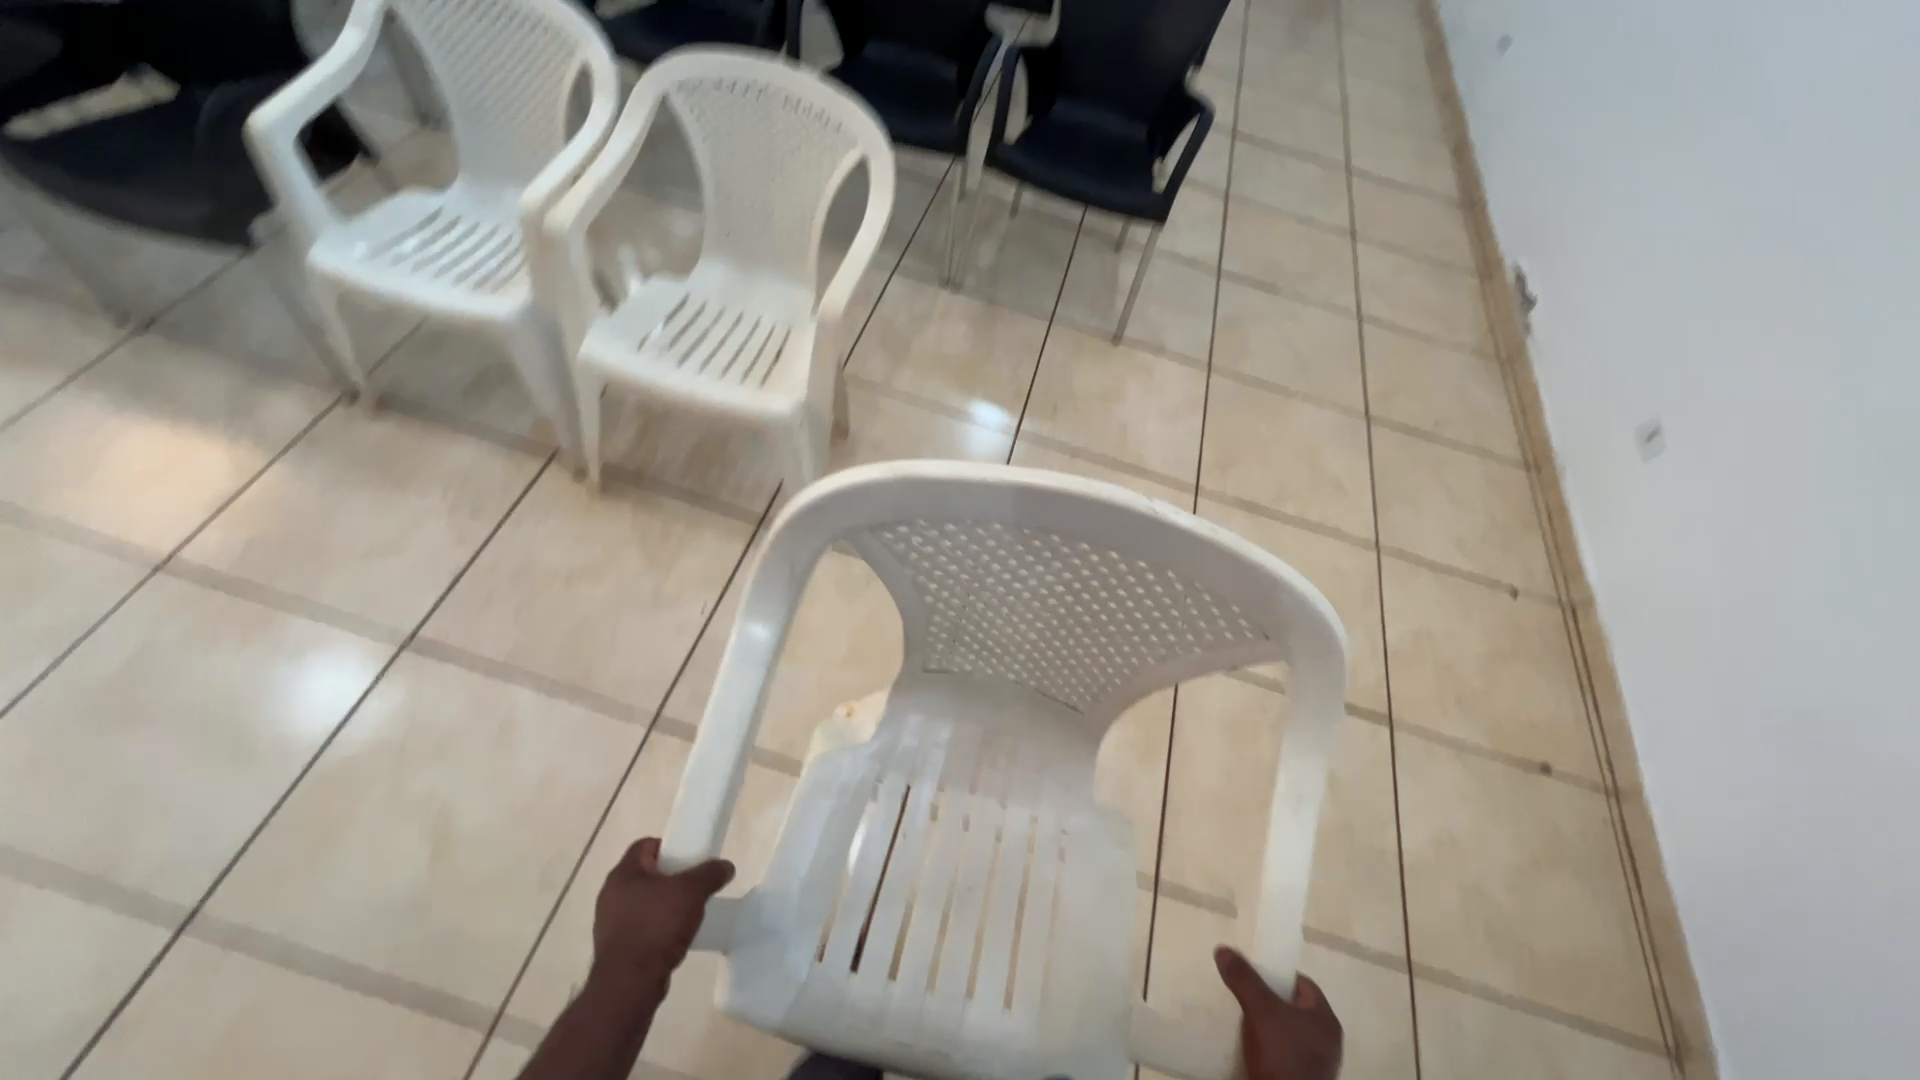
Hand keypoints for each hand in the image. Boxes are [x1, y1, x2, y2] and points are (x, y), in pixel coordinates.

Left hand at [591, 837, 734, 987]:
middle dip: (670, 877)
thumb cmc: (657, 926)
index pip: (645, 845)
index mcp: (623, 873)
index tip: (690, 856)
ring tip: (687, 913)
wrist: (630, 983)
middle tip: (693, 884)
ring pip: (642, 901)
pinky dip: (657, 927)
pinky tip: (674, 937)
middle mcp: (611, 894)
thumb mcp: (691, 892)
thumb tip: (726, 866)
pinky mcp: (615, 946)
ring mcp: (610, 922)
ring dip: (664, 904)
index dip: (669, 845)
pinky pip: (640, 926)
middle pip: (646, 873)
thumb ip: (710, 874)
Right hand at [1214, 948, 1343, 1079]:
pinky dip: (1268, 1047)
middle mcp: (1327, 1039)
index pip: (1301, 983)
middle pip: (1294, 1007)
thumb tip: (1224, 949)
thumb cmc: (1282, 1054)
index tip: (1253, 975)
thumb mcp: (1259, 1010)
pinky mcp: (1303, 1078)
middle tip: (1244, 995)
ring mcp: (1317, 1063)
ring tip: (1243, 1020)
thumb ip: (1243, 979)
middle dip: (1268, 999)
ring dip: (1267, 1025)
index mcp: (1325, 1018)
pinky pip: (1284, 1053)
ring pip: (1288, 1032)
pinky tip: (1250, 1048)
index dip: (1276, 973)